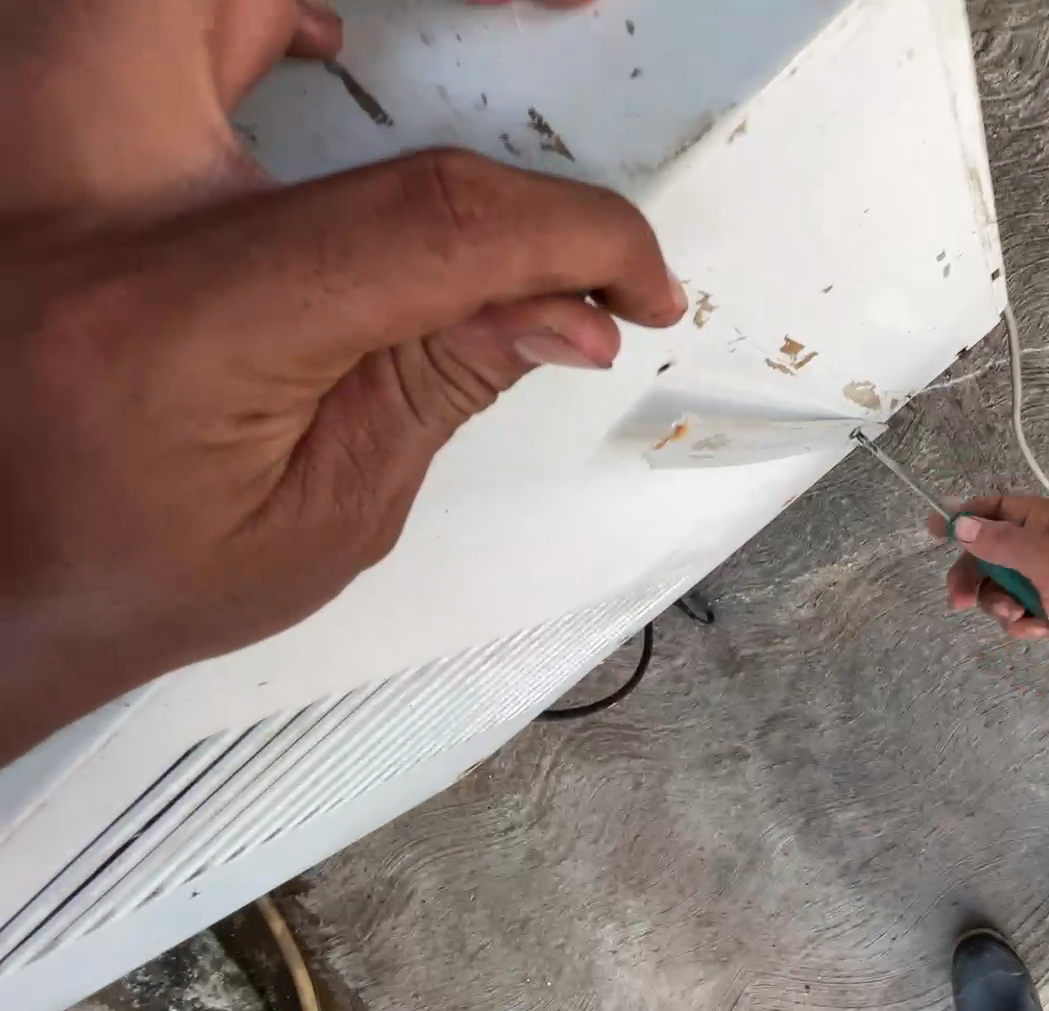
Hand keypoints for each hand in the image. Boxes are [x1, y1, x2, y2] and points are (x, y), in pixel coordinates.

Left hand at [0, 0, 685, 760]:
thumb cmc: (138, 570)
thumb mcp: (341, 504)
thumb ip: (453, 380)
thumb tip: (577, 318)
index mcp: (179, 325)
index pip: (437, 223)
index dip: (576, 238)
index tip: (639, 280)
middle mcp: (67, 198)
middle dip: (444, 5)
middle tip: (556, 16)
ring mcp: (12, 148)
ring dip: (325, 5)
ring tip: (453, 38)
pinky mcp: (10, 141)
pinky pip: (118, 18)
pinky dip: (240, 12)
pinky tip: (316, 48)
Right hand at [930, 497, 1048, 752]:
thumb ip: (1005, 543)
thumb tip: (962, 524)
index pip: (999, 508)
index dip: (965, 517)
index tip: (933, 530)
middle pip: (992, 549)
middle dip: (976, 575)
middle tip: (958, 602)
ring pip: (1001, 583)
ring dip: (1001, 604)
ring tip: (1019, 618)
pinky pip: (1018, 607)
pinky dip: (1022, 621)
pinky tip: (1041, 631)